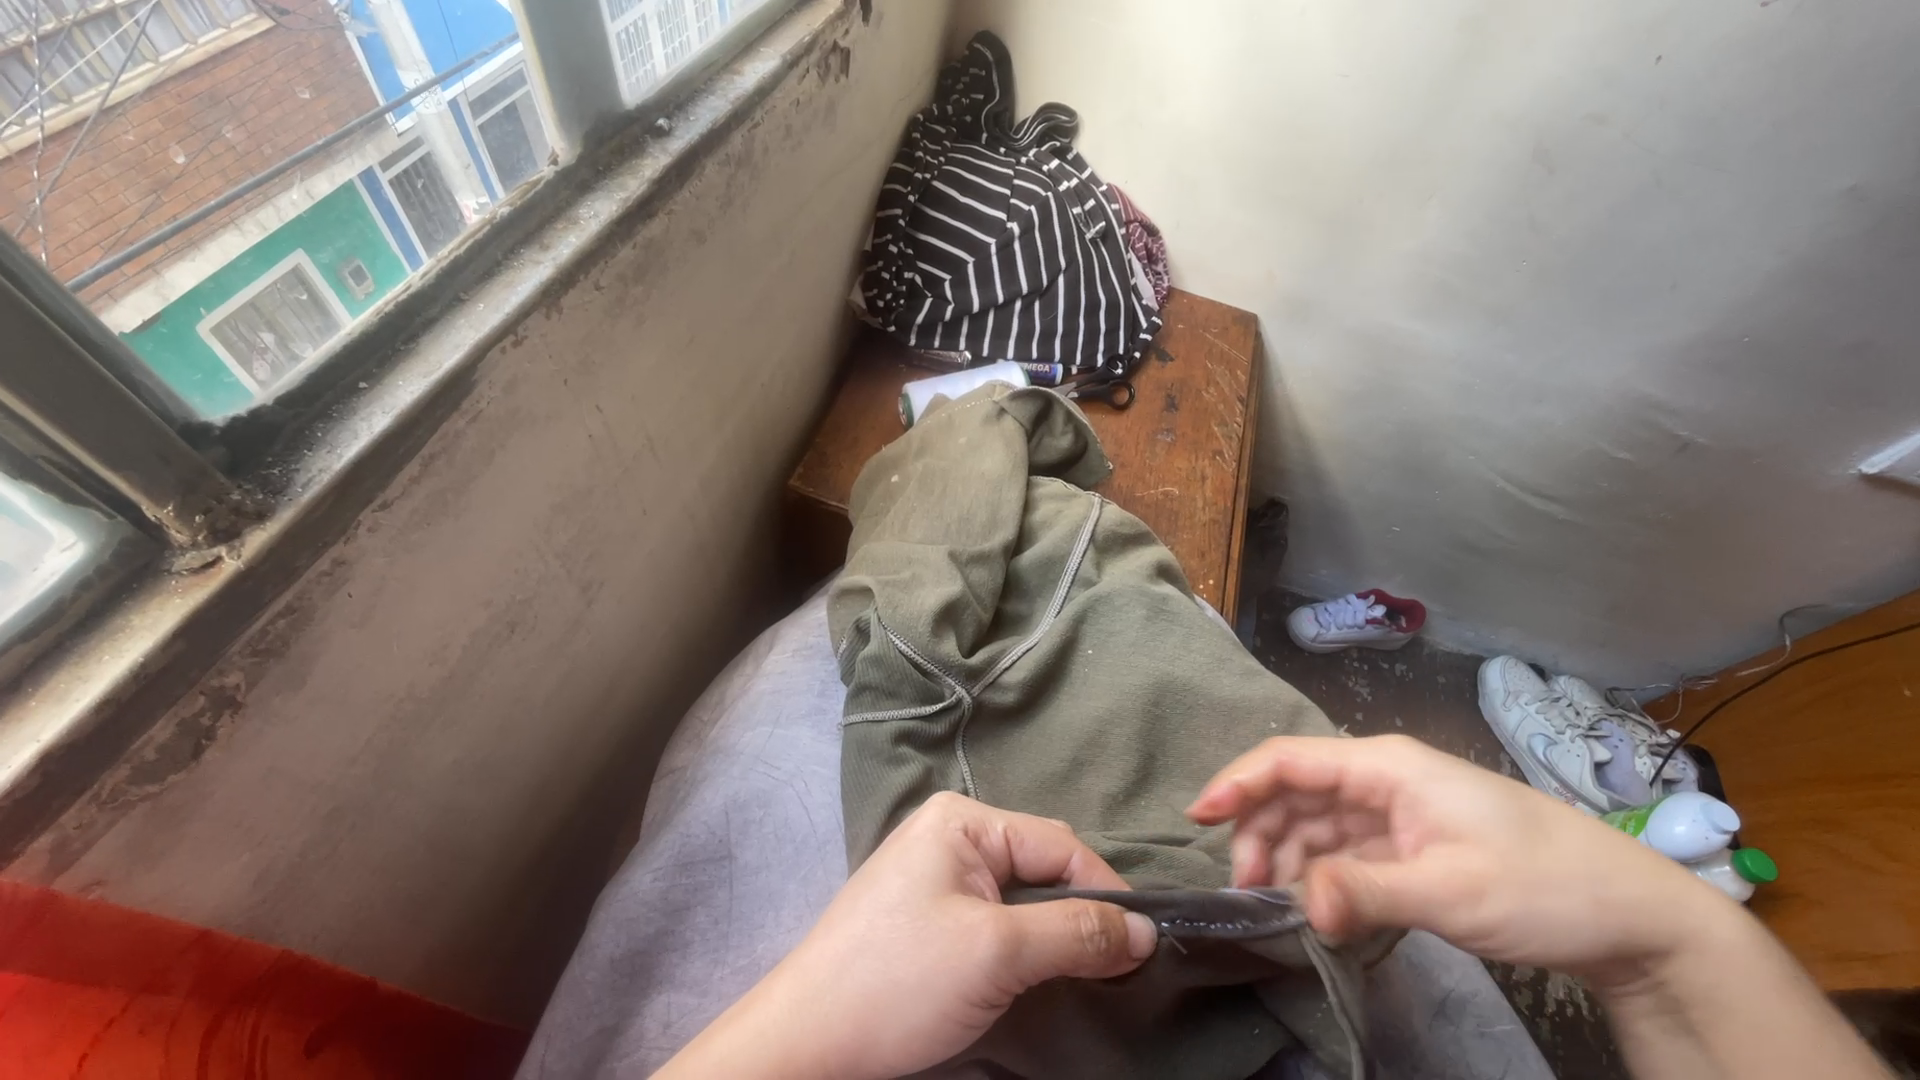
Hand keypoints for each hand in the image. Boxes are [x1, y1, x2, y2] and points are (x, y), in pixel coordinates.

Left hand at [659, 792, 1156, 1079]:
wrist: (806, 1042)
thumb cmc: (901, 981)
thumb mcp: (997, 953)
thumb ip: (1075, 933)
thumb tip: (1147, 930)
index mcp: (962, 820)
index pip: (1058, 845)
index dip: (1107, 892)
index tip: (1145, 946)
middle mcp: (949, 835)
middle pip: (1040, 866)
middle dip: (1080, 912)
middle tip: (1119, 964)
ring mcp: (933, 874)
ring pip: (1019, 896)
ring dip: (1054, 932)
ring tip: (1087, 971)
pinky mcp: (926, 915)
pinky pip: (992, 917)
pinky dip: (1023, 944)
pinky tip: (1037, 972)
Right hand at [1186, 734, 1723, 989]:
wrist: (1635, 917)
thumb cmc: (1544, 886)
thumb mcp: (1452, 892)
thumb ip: (1365, 892)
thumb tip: (1298, 906)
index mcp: (1386, 767)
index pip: (1289, 759)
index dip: (1237, 782)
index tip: (1197, 818)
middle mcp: (1382, 780)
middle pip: (1294, 793)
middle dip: (1259, 833)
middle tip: (1246, 891)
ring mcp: (1395, 814)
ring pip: (1314, 824)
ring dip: (1286, 858)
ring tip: (1273, 905)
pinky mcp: (1408, 847)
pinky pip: (1343, 852)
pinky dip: (1319, 875)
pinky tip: (1314, 906)